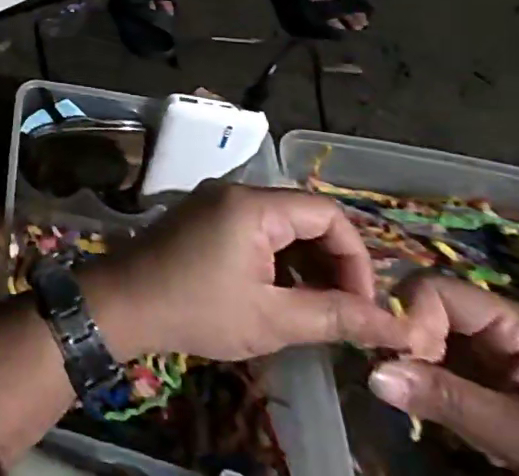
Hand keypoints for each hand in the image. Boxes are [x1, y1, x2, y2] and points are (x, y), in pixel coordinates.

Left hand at [80, 182, 415, 361]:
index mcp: (252, 204)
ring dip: (305, 263)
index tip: (362, 306)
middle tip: (344, 312)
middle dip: (332, 263)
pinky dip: (276, 258)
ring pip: (280, 224)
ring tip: (316, 310)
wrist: (122, 303)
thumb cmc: (197, 309)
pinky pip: (254, 228)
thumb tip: (396, 327)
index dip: (356, 259)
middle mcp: (233, 191)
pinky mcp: (202, 216)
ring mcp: (214, 201)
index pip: (327, 214)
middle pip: (304, 216)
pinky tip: (281, 296)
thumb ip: (336, 317)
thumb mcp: (273, 320)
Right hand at [371, 275, 518, 475]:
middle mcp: (501, 337)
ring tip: (399, 398)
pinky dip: (422, 393)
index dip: (409, 315)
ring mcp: (496, 372)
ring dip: (409, 370)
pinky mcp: (492, 403)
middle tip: (391, 381)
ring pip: (429, 350)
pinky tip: (416, 410)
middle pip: (429, 317)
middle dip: (404, 343)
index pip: (438, 291)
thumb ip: (455, 402)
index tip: (396, 357)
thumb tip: (372, 372)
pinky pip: (442, 382)